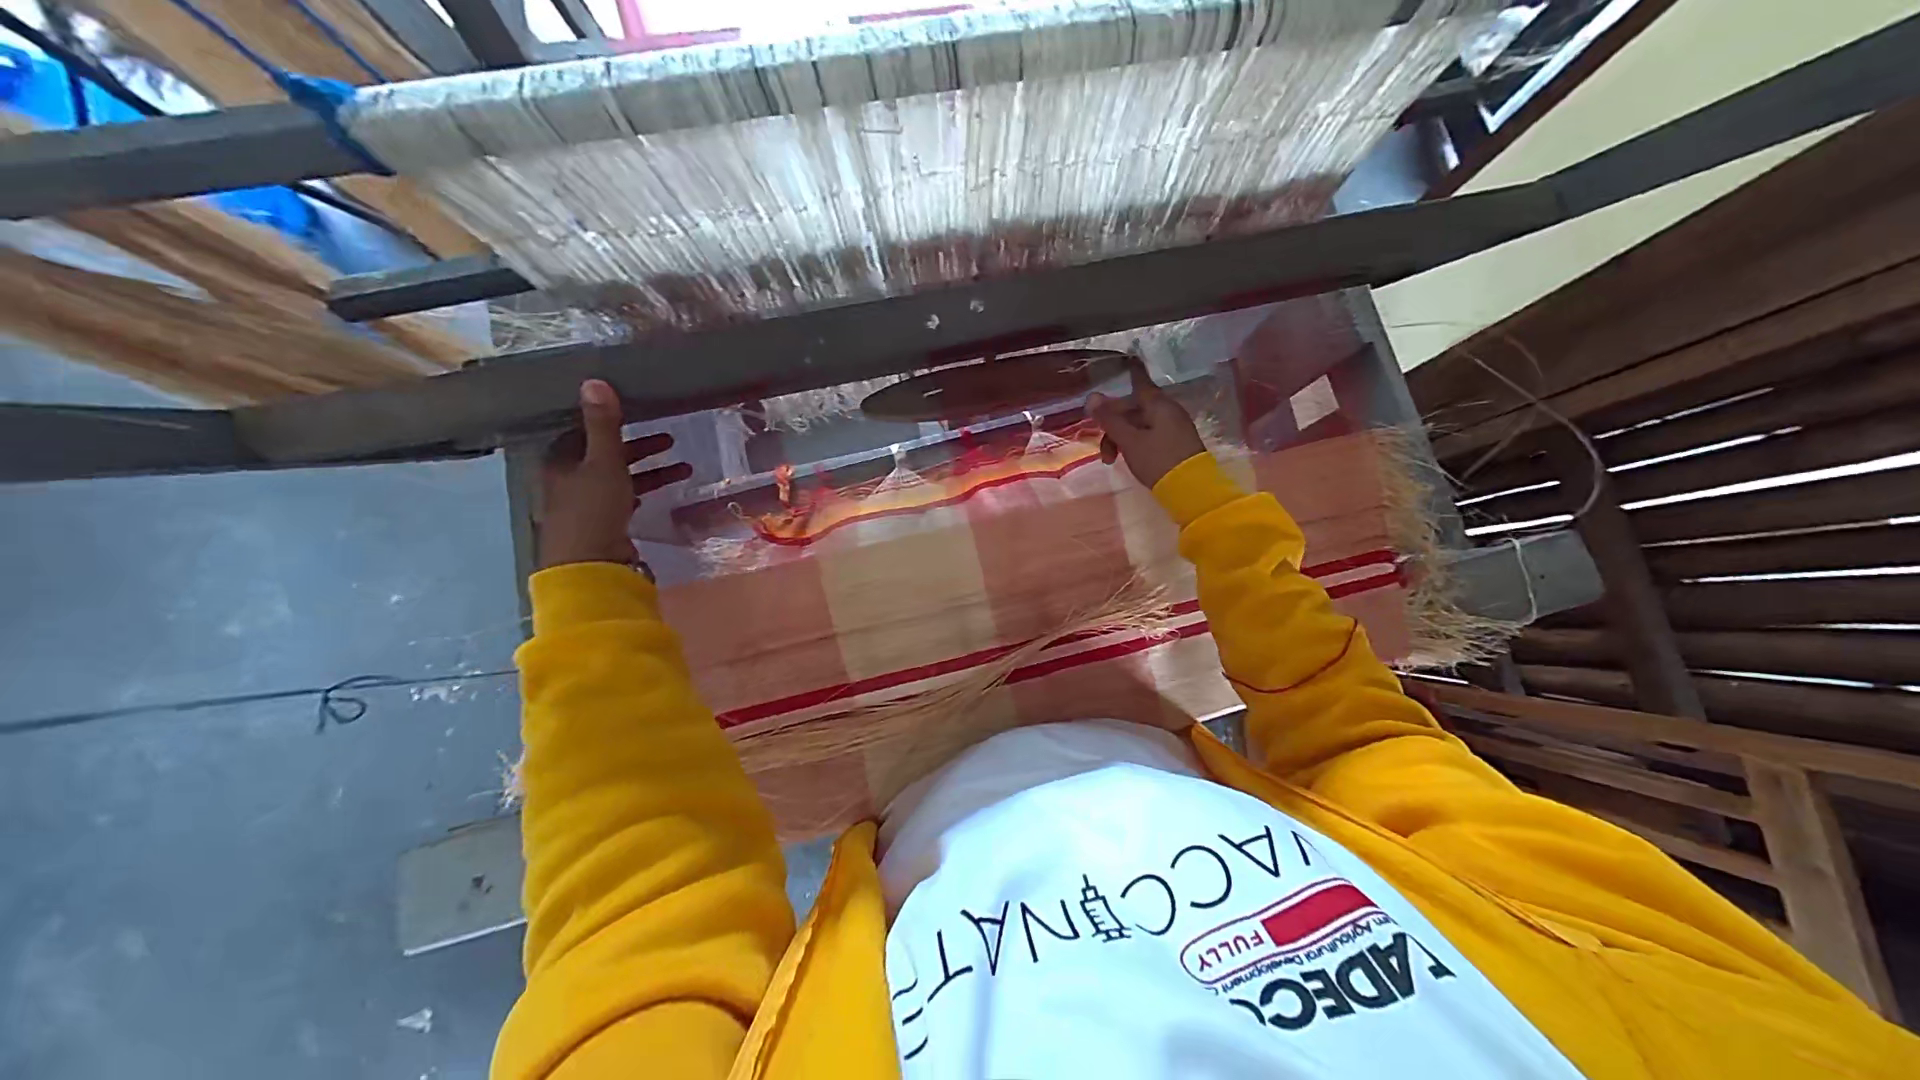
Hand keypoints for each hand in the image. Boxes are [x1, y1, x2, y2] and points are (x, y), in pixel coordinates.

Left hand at [538, 379, 691, 569]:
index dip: (610, 422)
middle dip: (639, 447)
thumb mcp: (603, 461)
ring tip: (684, 468)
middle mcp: (568, 480)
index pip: (583, 431)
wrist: (590, 564)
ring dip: (650, 471)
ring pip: (619, 478)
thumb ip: (603, 424)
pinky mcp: (601, 524)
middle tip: (670, 440)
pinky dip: (642, 491)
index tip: (638, 413)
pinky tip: (661, 492)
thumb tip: (595, 381)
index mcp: (560, 461)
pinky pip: (624, 499)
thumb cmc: (593, 508)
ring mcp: (585, 504)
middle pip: (604, 455)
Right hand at [1086, 360, 1206, 488]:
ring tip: (1112, 461)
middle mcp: (1167, 410)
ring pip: (1139, 424)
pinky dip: (1134, 443)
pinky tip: (1128, 458)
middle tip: (1102, 447)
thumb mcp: (1129, 441)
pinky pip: (1148, 435)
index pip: (1139, 380)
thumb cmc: (1158, 460)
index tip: (1124, 358)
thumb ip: (1110, 419)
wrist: (1191, 490)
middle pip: (1133, 407)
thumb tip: (1092, 397)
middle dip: (1113, 423)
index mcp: (1158, 404)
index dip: (1129, 371)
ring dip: (1121, 438)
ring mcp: (1173, 427)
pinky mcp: (1174, 443)